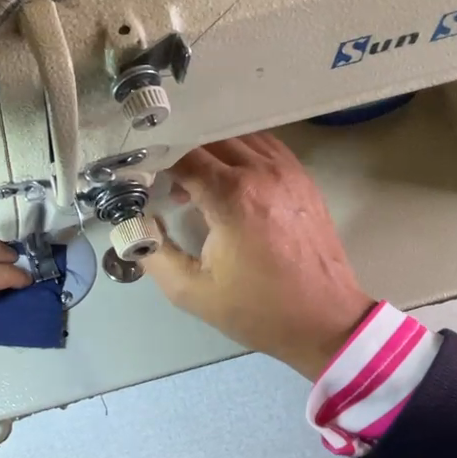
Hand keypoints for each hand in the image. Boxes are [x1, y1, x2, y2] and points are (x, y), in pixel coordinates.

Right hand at [141, 133, 374, 379]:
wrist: (325, 321)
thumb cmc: (256, 310)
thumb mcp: (189, 290)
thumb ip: (151, 252)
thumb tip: (131, 225)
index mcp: (231, 196)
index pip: (181, 155)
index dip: (153, 161)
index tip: (135, 175)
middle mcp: (260, 171)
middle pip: (207, 139)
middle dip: (178, 153)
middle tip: (158, 179)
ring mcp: (286, 170)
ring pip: (235, 136)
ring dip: (207, 151)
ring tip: (190, 181)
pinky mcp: (301, 176)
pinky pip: (261, 145)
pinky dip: (235, 153)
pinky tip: (223, 179)